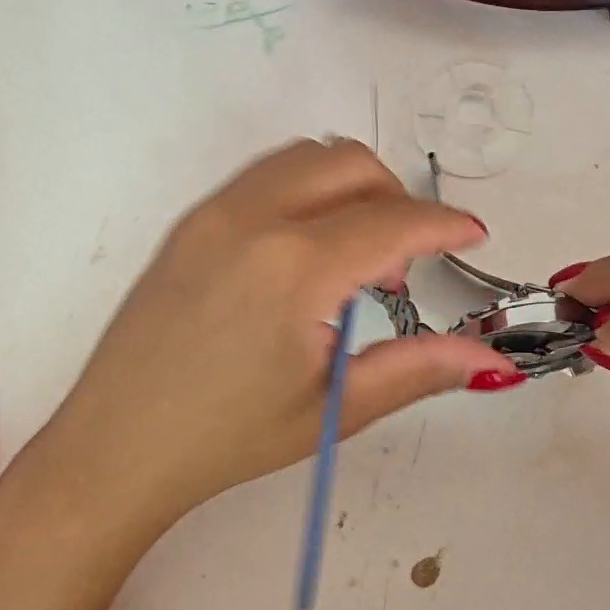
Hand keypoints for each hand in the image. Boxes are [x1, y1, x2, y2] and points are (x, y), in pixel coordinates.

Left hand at [46, 139, 514, 518]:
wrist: (118, 448)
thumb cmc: (225, 440)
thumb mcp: (329, 411)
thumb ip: (415, 372)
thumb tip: (491, 362)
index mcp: (293, 266)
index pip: (391, 220)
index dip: (442, 225)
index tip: (472, 236)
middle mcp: (249, 220)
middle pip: (346, 164)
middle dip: (394, 196)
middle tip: (408, 259)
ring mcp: (207, 217)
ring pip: (298, 161)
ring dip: (345, 187)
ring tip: (355, 258)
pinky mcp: (183, 229)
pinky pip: (257, 181)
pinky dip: (299, 194)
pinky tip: (300, 259)